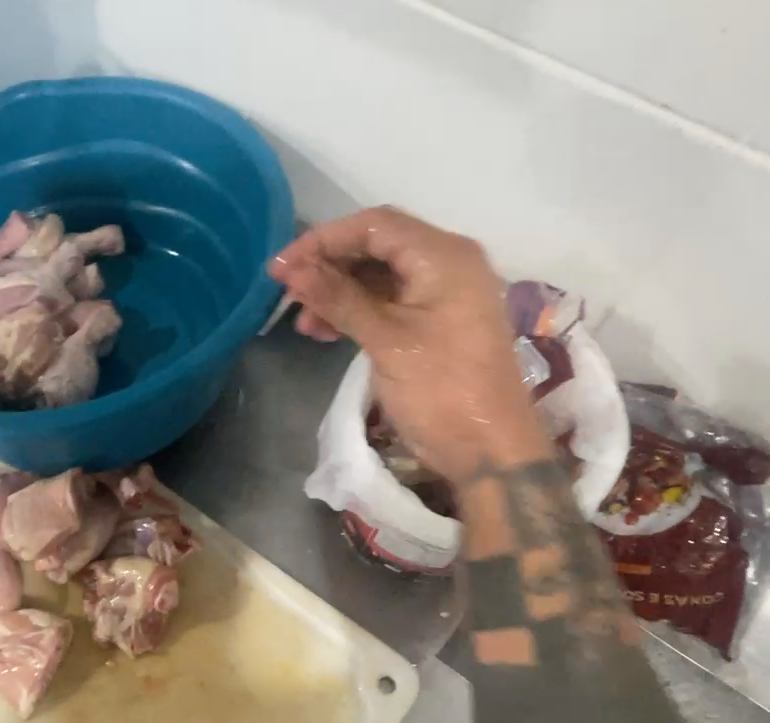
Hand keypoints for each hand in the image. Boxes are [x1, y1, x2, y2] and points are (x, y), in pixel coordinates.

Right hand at [268, 207, 548, 481]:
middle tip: (287, 295)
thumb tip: (291, 270)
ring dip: (338, 293)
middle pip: (377, 246)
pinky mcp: (438, 321)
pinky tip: (327, 332)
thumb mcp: (385, 341)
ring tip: (304, 323)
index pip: (374, 225)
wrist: (488, 448)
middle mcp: (448, 262)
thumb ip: (339, 298)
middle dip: (328, 267)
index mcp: (443, 256)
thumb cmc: (441, 390)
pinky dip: (358, 311)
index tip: (281, 267)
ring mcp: (445, 293)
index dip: (323, 240)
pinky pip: (391, 301)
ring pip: (380, 276)